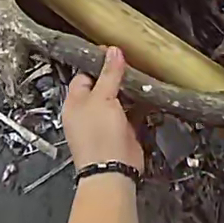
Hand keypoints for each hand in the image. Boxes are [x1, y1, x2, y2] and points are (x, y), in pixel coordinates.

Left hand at [60, 46, 143, 170]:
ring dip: (129, 89)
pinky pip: (131, 112)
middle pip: (102, 85)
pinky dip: (139, 103)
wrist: (113, 171)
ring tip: (142, 73)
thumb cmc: (98, 135)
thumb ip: (109, 74)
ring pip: (118, 98)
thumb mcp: (102, 98)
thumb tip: (113, 51)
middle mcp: (88, 111)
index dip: (98, 62)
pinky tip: (148, 92)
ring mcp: (105, 121)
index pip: (84, 74)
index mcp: (75, 102)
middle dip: (116, 75)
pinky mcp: (122, 130)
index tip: (113, 51)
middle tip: (132, 61)